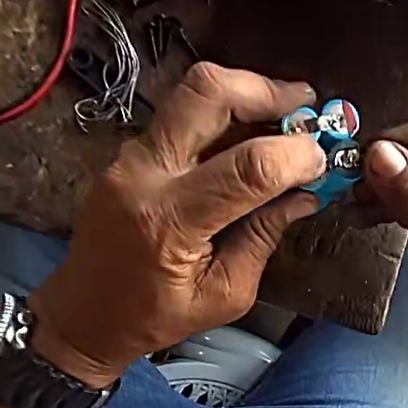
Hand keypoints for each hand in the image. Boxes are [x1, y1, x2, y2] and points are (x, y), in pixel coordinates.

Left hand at [30, 63, 324, 387]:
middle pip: (207, 93)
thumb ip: (264, 237)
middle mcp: (143, 174)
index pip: (246, 168)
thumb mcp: (225, 293)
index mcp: (169, 222)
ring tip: (286, 117)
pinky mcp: (131, 152)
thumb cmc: (153, 316)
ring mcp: (131, 156)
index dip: (295, 156)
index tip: (322, 160)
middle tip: (306, 105)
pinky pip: (182, 113)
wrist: (85, 314)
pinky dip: (226, 113)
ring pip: (192, 91)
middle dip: (267, 91)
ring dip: (247, 94)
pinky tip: (252, 134)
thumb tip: (305, 195)